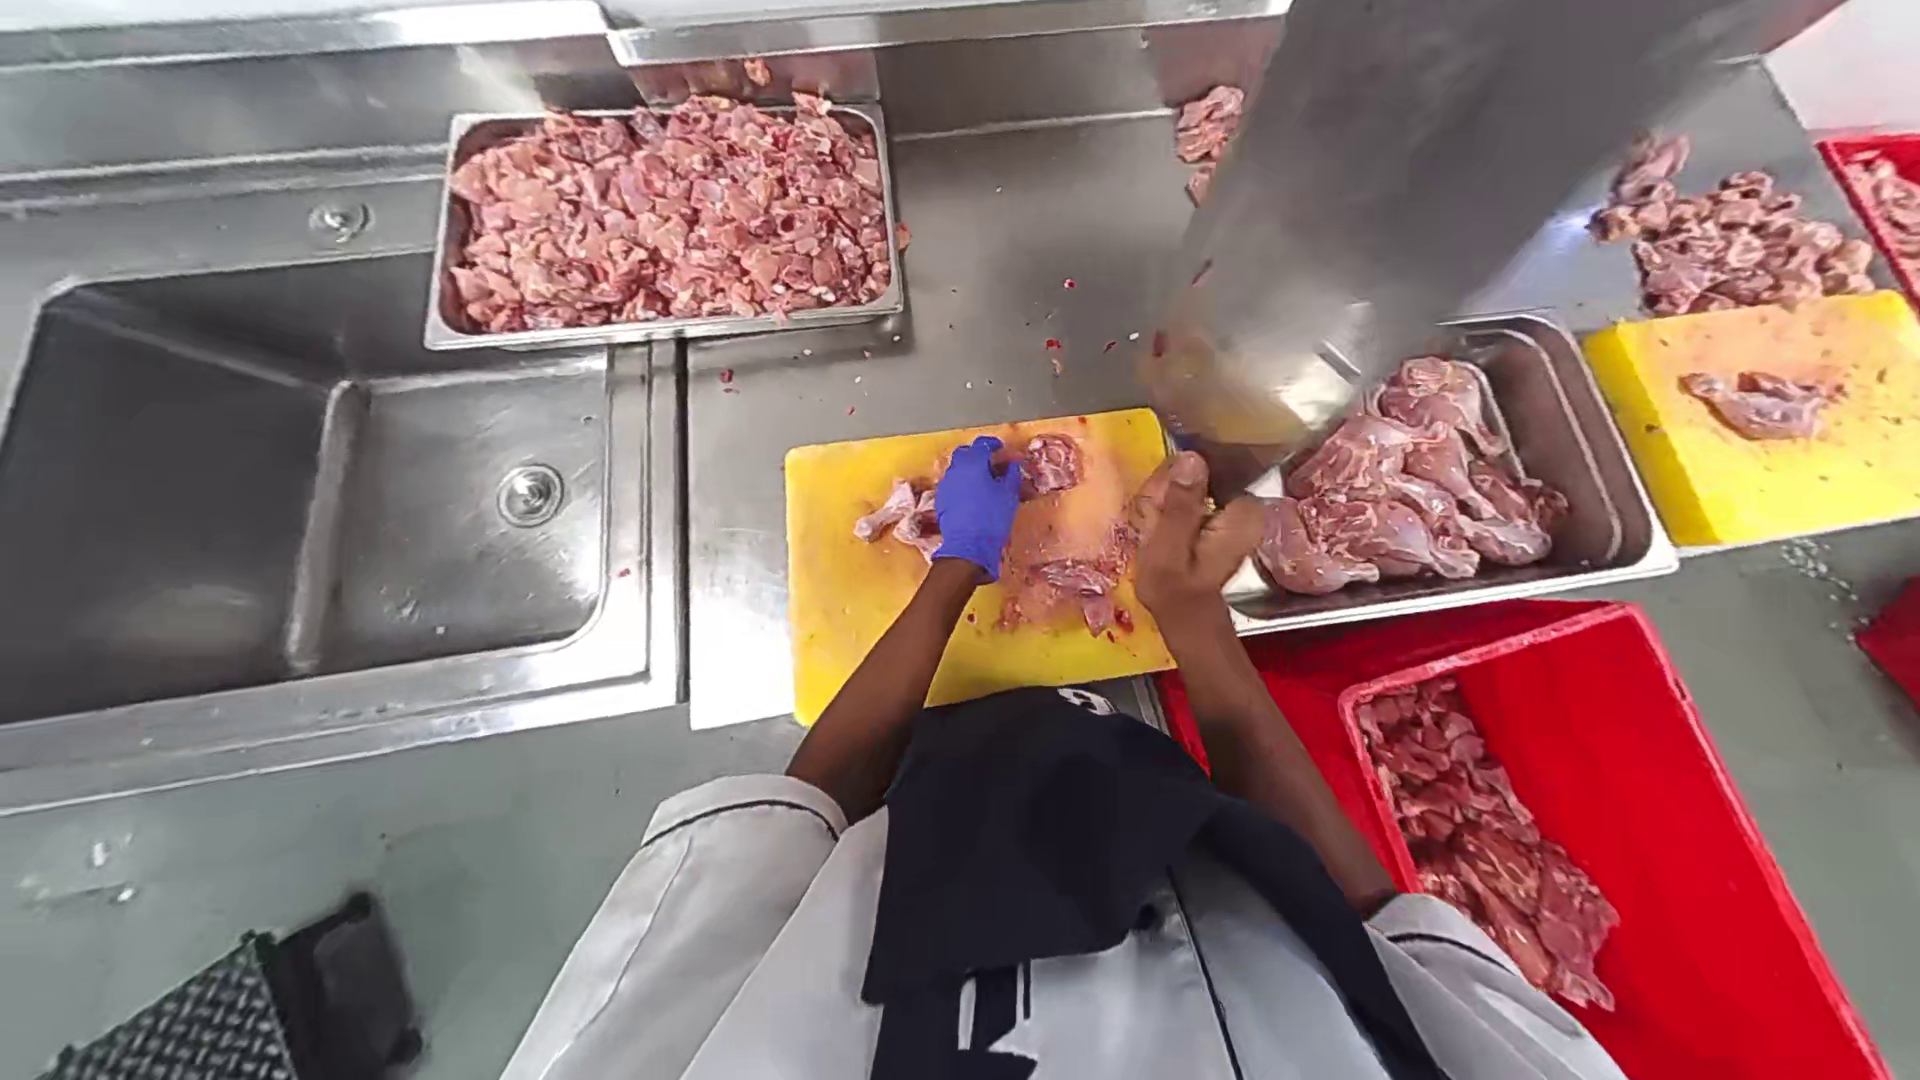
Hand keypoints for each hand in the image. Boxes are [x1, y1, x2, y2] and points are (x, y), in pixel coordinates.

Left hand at [933, 435, 1023, 581]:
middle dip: (980, 456)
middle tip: (995, 465)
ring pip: (958, 469)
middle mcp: (955, 470)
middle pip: (966, 454)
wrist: (968, 546)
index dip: (995, 445)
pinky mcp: (941, 500)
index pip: (983, 444)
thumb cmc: (992, 517)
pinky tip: (975, 496)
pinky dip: (964, 484)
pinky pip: (954, 484)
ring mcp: (945, 485)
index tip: (1004, 451)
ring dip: (971, 470)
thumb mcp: (1009, 494)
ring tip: (986, 482)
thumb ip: (1011, 474)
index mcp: (972, 463)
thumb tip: (1013, 464)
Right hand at [1132, 451, 1265, 634]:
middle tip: (1151, 521)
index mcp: (1243, 512)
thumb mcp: (1169, 543)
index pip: (1205, 468)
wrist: (1181, 614)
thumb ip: (1180, 502)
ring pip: (1190, 487)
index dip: (1174, 478)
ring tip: (1152, 527)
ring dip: (1164, 502)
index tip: (1155, 501)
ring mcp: (1233, 515)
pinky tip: (1157, 529)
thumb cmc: (1173, 584)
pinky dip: (1171, 511)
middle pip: (1197, 476)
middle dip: (1167, 492)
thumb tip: (1191, 459)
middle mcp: (1245, 509)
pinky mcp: (1218, 522)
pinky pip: (1189, 501)